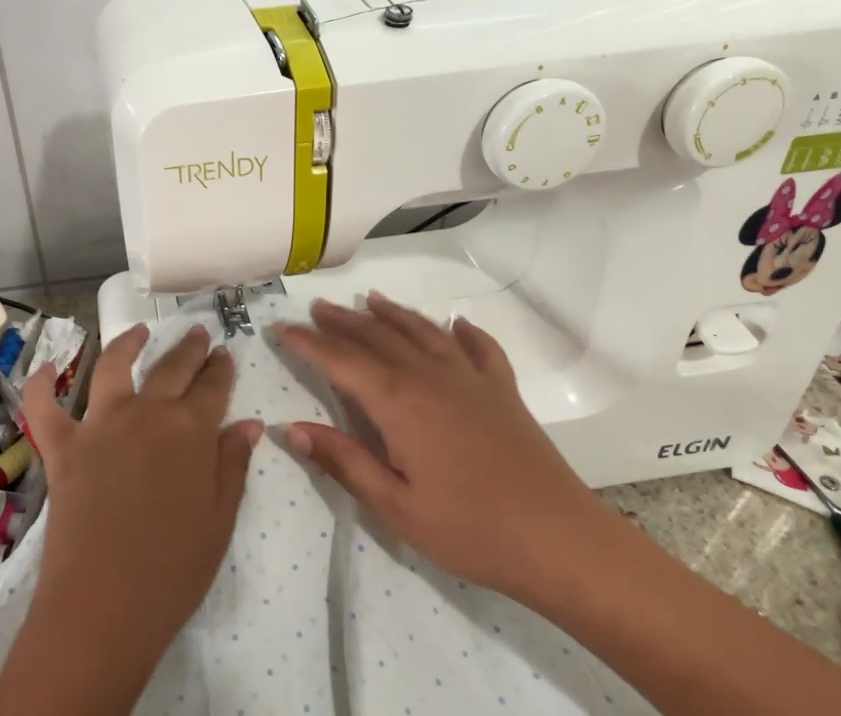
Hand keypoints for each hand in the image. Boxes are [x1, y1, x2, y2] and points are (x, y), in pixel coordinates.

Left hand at [21, 323, 262, 650]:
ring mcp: (98, 426)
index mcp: (190, 431)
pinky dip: (41, 384)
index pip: (213, 387)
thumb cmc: (174, 569)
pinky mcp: (61, 447)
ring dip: (128, 343)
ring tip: (139, 331)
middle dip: (189, 349)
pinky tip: (47, 369)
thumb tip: (249, 423)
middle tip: (199, 335)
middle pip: (171, 368)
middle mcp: (145, 414)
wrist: (104, 604)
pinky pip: (44, 407)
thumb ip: (232, 464)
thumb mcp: (220, 519)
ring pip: (112, 367)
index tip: (226, 354)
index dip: (221, 369)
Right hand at [276, 293, 607, 600]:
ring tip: (371, 300)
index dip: (310, 344)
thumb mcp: (394, 504)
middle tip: (317, 309)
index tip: (282, 329)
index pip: (343, 361)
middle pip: (380, 338)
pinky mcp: (505, 393)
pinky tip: (456, 324)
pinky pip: (480, 349)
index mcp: (400, 403)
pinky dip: (464, 332)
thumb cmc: (468, 529)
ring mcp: (473, 381)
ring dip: (394, 315)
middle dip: (344, 323)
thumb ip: (343, 461)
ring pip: (424, 334)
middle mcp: (433, 378)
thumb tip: (291, 428)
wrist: (559, 540)